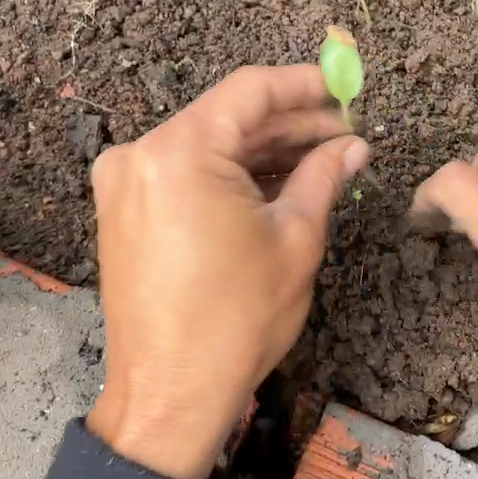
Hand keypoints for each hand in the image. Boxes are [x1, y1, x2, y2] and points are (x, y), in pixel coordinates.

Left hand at [88, 66, 367, 478]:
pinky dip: (230, 176)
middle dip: (289, 125)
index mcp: (180, 152)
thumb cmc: (237, 319)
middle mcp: (140, 155)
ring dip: (262, 152)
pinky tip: (276, 184)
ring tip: (320, 160)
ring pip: (208, 147)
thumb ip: (323, 177)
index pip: (250, 92)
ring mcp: (125, 185)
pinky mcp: (125, 212)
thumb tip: (353, 147)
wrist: (171, 393)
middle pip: (228, 118)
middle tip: (343, 134)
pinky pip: (186, 175)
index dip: (303, 85)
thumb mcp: (295, 239)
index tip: (343, 88)